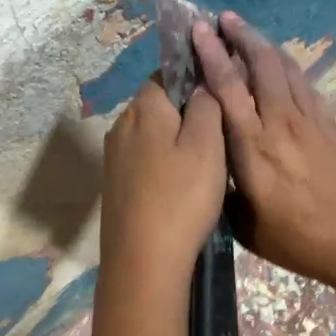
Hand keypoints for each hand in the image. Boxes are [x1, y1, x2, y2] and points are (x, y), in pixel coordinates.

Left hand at [100, 79, 227, 282]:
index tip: (220, 94)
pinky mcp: (115, 184)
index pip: (167, 73)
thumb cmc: (181, 197)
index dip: (194, 78)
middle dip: (186, 111)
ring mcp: (114, 156)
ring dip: (176, 140)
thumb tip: (200, 87)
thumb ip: (206, 106)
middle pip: (158, 104)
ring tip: (207, 162)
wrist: (142, 262)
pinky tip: (183, 186)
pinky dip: (164, 164)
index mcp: (143, 107)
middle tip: (221, 132)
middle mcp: (121, 124)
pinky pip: (144, 159)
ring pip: (151, 134)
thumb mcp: (207, 145)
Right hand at [195, 12, 335, 287]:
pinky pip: (303, 83)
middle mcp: (279, 122)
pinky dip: (287, 65)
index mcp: (253, 146)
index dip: (211, 54)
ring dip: (264, 44)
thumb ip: (226, 193)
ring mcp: (308, 120)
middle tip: (223, 17)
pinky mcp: (329, 124)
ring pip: (285, 67)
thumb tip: (211, 172)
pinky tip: (281, 63)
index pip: (227, 87)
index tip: (198, 29)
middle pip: (260, 64)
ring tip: (247, 31)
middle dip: (240, 36)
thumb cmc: (302, 240)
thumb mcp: (248, 228)